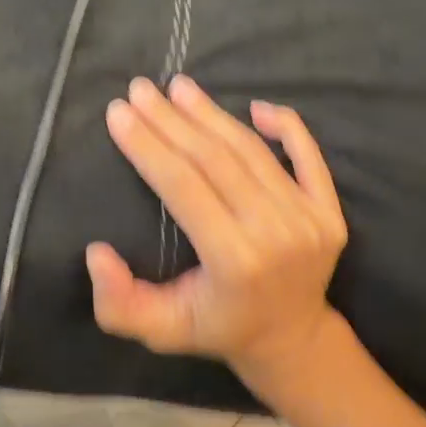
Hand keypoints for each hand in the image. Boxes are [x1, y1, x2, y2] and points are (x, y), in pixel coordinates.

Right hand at [88, 74, 346, 374]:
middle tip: (139, 88)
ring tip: (178, 86)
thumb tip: (96, 251)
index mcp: (233, 262)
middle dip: (170, 119)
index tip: (117, 112)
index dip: (147, 145)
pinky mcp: (329, 211)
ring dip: (211, 113)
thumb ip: (120, 304)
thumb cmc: (217, 326)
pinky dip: (284, 125)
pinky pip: (308, 156)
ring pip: (250, 151)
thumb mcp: (162, 330)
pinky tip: (254, 106)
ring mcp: (308, 220)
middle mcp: (275, 235)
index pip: (182, 186)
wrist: (292, 341)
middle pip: (214, 159)